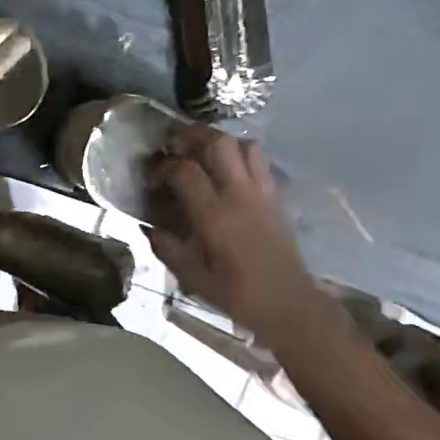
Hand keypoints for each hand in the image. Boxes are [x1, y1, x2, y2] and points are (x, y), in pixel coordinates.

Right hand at [148, 127, 322, 341]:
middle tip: (174, 143)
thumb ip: (169, 250)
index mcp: (215, 217)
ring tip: (202, 152)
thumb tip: (150, 229)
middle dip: (192, 136)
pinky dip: (241, 155)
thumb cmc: (239, 295)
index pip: (185, 171)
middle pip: (218, 143)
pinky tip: (228, 171)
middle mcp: (239, 196)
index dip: (164, 166)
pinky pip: (259, 162)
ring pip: (243, 145)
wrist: (289, 303)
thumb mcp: (195, 279)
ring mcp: (262, 193)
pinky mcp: (276, 198)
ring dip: (220, 142)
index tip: (153, 176)